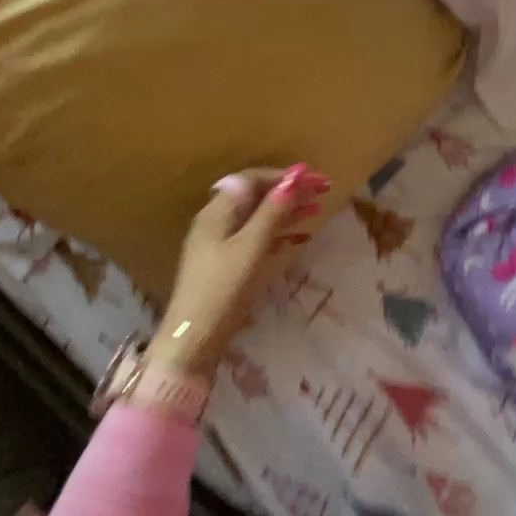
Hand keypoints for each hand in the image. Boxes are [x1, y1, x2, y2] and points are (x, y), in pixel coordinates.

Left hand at [145, 163, 329, 374]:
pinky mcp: (225, 263)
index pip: (252, 180)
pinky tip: (298, 238)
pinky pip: (255, 238)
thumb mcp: (252, 247)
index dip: (283, 176)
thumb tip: (295, 177)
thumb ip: (273, 212)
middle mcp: (216, 221)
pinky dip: (277, 233)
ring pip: (257, 217)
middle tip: (323, 191)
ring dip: (286, 211)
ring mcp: (219, 243)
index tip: (315, 178)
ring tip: (316, 210)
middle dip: (289, 191)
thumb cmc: (223, 289)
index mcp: (217, 212)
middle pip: (255, 197)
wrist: (193, 338)